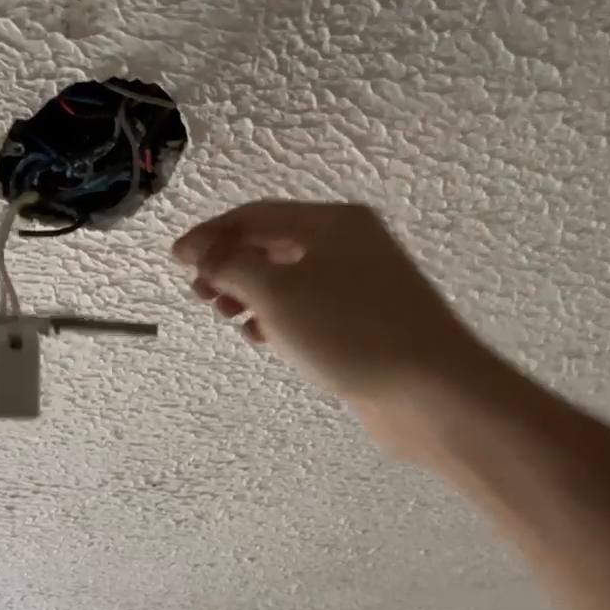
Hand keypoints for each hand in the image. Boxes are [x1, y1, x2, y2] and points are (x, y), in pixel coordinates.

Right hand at [173, 200, 489, 412]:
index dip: (209, 235)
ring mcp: (360, 283)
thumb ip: (228, 265)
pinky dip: (276, 316)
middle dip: (228, 265)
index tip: (175, 260)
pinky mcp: (364, 320)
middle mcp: (348, 243)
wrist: (434, 394)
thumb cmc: (349, 331)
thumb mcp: (275, 292)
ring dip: (248, 293)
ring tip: (225, 316)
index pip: (254, 216)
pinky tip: (261, 337)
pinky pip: (306, 306)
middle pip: (270, 244)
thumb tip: (197, 251)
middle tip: (199, 292)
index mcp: (332, 222)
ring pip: (286, 277)